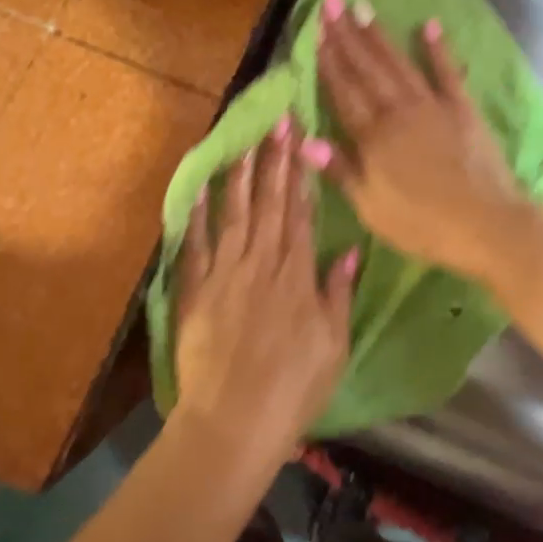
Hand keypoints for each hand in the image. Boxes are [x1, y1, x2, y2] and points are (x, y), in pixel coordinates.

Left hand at [173, 120, 358, 450]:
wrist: (234, 421)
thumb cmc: (293, 389)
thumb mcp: (334, 345)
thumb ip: (338, 293)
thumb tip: (347, 248)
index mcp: (297, 275)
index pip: (300, 212)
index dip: (300, 173)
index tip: (300, 138)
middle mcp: (262, 263)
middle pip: (269, 202)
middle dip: (273, 158)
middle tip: (275, 120)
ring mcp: (225, 273)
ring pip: (234, 212)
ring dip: (240, 173)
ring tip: (244, 139)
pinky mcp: (195, 290)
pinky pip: (196, 244)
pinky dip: (196, 213)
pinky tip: (199, 185)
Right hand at [306, 0, 535, 282]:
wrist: (487, 225)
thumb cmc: (423, 225)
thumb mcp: (371, 208)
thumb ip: (340, 170)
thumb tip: (304, 138)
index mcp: (372, 138)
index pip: (343, 91)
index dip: (327, 60)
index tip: (315, 30)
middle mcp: (398, 112)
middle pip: (367, 68)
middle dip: (346, 34)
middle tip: (331, 1)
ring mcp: (432, 106)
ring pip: (399, 64)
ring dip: (379, 35)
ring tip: (362, 6)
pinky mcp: (463, 108)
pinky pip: (447, 72)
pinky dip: (438, 49)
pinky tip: (429, 25)